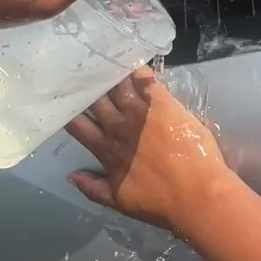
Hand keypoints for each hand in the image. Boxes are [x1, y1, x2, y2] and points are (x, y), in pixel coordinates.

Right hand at [66, 68, 234, 231]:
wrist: (198, 195)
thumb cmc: (159, 203)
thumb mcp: (120, 201)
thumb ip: (92, 188)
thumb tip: (69, 175)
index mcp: (106, 150)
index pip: (78, 124)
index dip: (68, 109)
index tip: (62, 98)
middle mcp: (118, 127)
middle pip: (95, 99)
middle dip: (85, 84)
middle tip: (78, 69)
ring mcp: (140, 113)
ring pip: (117, 86)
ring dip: (109, 73)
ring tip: (102, 59)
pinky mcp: (164, 104)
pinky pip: (146, 80)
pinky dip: (137, 69)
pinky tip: (131, 57)